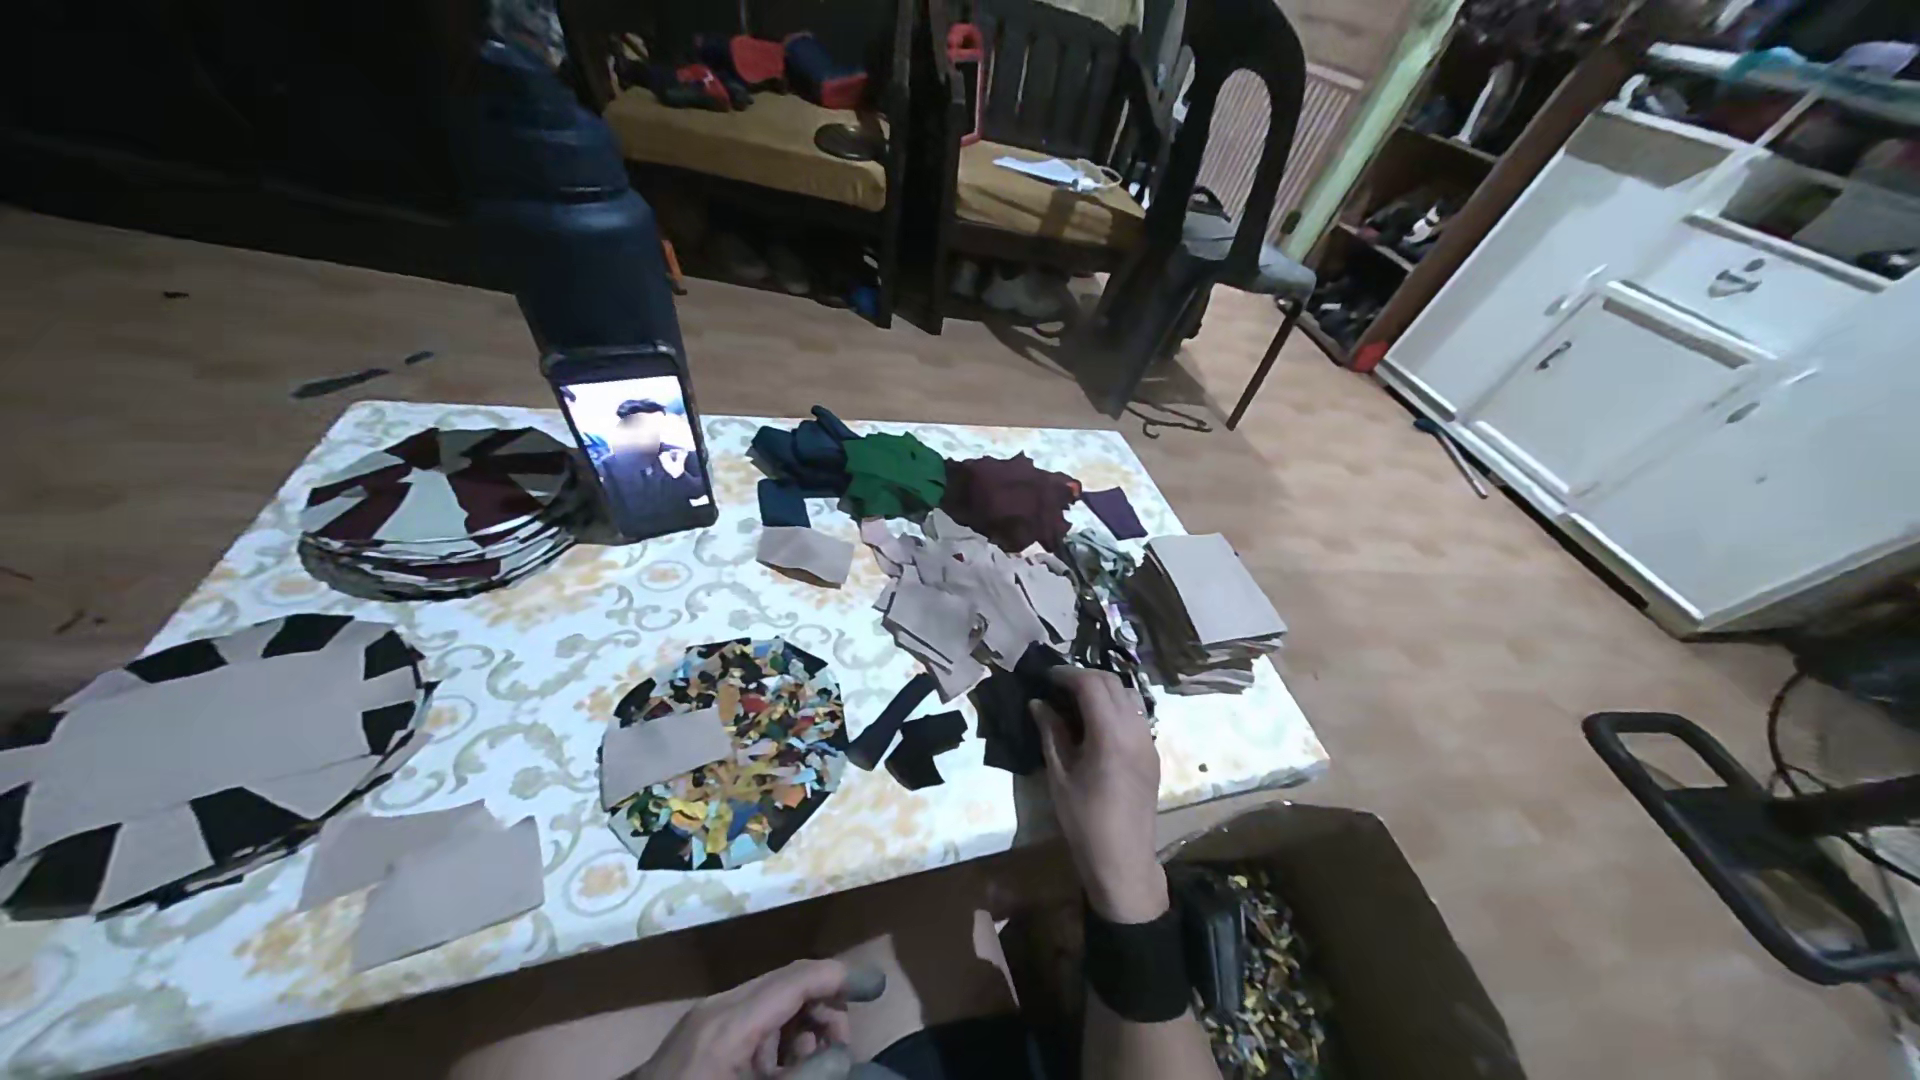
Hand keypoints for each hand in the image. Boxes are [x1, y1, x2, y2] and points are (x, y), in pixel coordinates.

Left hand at [635, 959, 884, 1079]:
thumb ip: (803, 1076)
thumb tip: (842, 1054)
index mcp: (731, 1022)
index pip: (797, 979)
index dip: (840, 977)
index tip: (876, 986)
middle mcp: (721, 1008)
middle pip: (788, 984)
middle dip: (824, 1007)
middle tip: (843, 1047)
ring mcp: (710, 1020)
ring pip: (775, 1001)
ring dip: (803, 1026)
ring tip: (815, 1063)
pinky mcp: (704, 1036)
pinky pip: (756, 1021)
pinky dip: (780, 1038)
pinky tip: (787, 1067)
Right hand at [1031, 667, 1167, 923]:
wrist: (1123, 860)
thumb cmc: (1084, 820)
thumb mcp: (1059, 774)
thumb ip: (1051, 732)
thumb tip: (1038, 703)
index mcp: (1110, 734)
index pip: (1091, 684)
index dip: (1067, 674)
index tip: (1046, 677)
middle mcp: (1135, 730)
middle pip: (1112, 683)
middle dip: (1084, 677)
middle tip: (1057, 686)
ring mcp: (1148, 741)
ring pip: (1128, 696)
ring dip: (1103, 689)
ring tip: (1076, 701)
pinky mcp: (1152, 753)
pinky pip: (1135, 715)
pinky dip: (1115, 706)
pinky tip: (1096, 723)